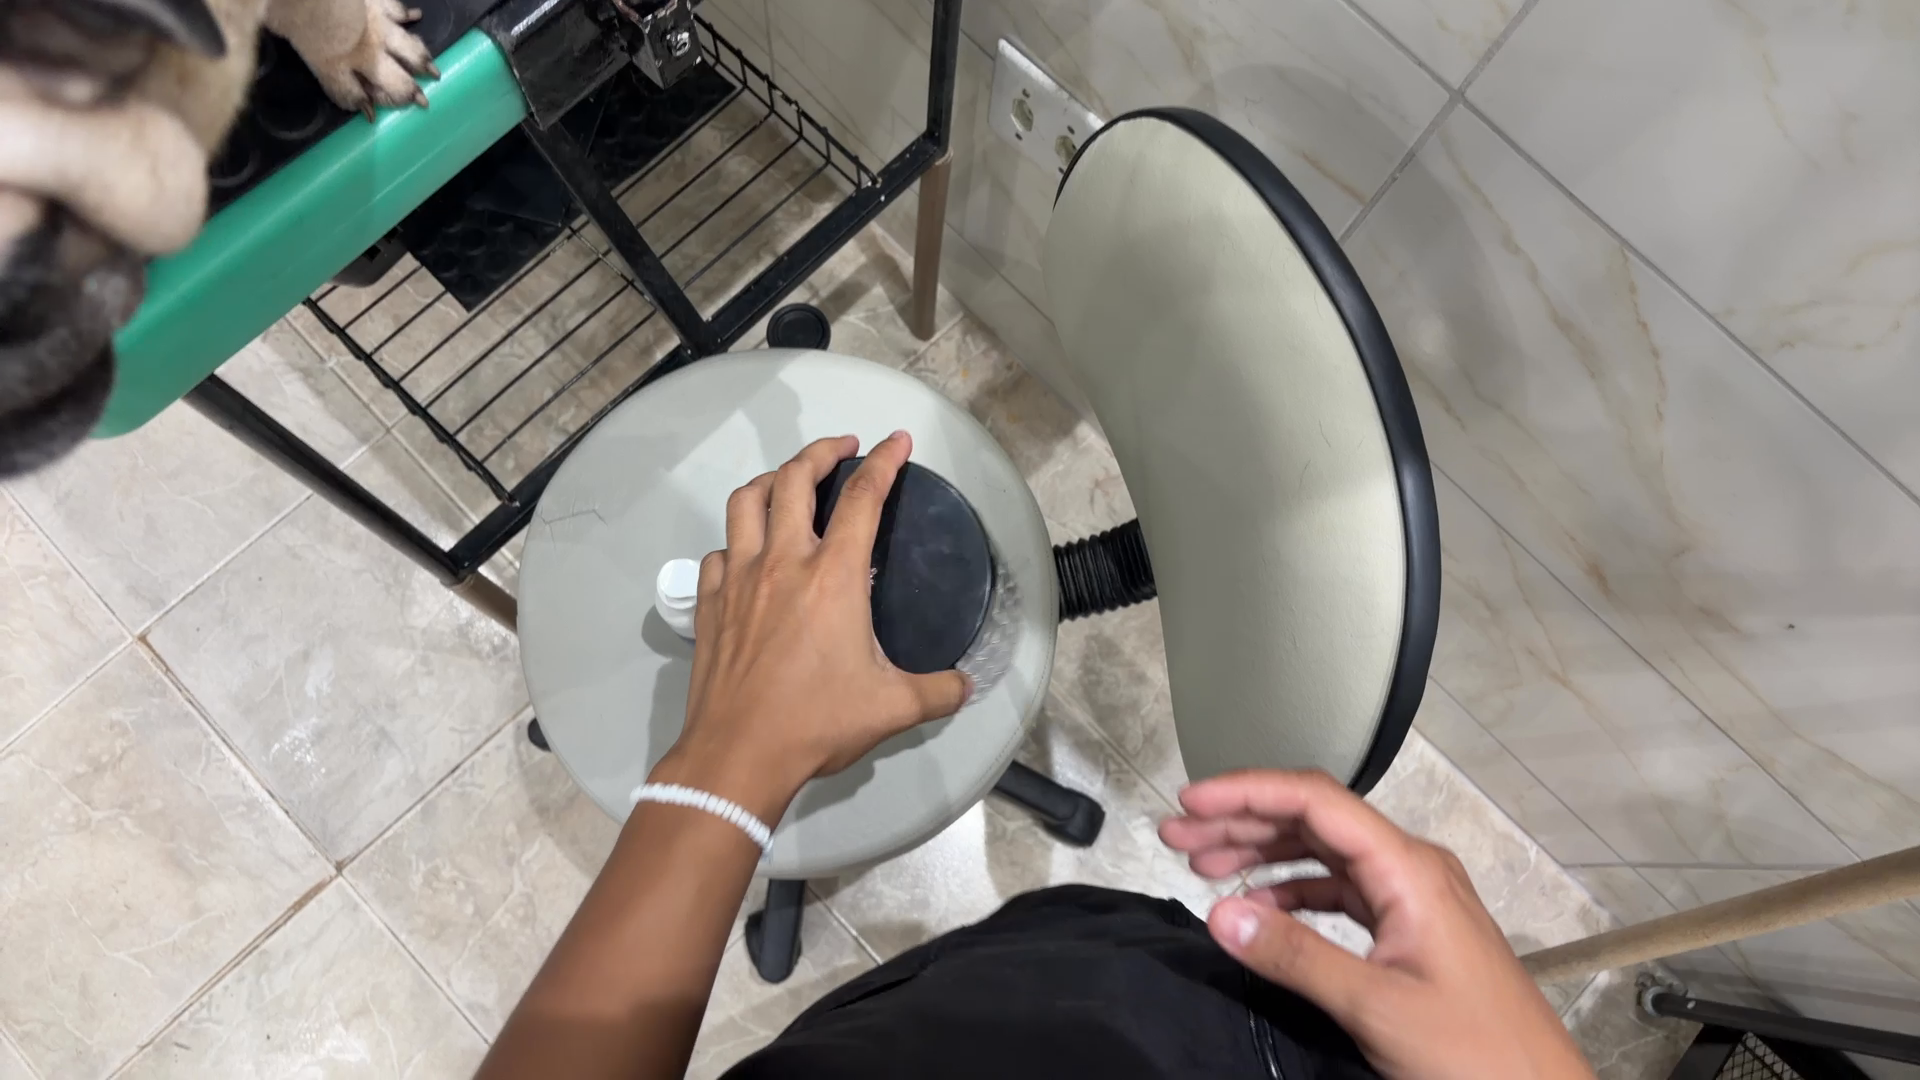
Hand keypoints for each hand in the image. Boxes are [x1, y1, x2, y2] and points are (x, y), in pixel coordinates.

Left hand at [650, 432, 971, 823]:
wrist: (737, 755)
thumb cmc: (817, 722)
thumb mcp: (892, 708)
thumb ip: (939, 691)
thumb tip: (968, 686)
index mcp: (833, 576)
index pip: (863, 498)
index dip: (885, 461)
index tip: (898, 441)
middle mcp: (783, 562)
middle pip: (795, 478)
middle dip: (822, 450)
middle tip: (844, 447)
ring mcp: (738, 578)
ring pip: (747, 502)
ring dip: (773, 480)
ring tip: (792, 482)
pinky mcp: (709, 602)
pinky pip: (721, 550)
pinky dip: (739, 539)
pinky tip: (750, 554)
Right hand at [1160, 770, 1594, 1079]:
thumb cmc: (1480, 1058)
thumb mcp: (1380, 1009)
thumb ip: (1296, 956)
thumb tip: (1217, 913)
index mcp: (1406, 865)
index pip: (1312, 799)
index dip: (1246, 791)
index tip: (1191, 801)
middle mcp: (1405, 864)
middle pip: (1308, 819)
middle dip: (1238, 820)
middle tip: (1177, 835)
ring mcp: (1405, 894)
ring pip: (1316, 851)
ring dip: (1257, 852)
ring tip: (1200, 864)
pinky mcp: (1403, 925)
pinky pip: (1331, 888)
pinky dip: (1286, 890)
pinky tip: (1254, 906)